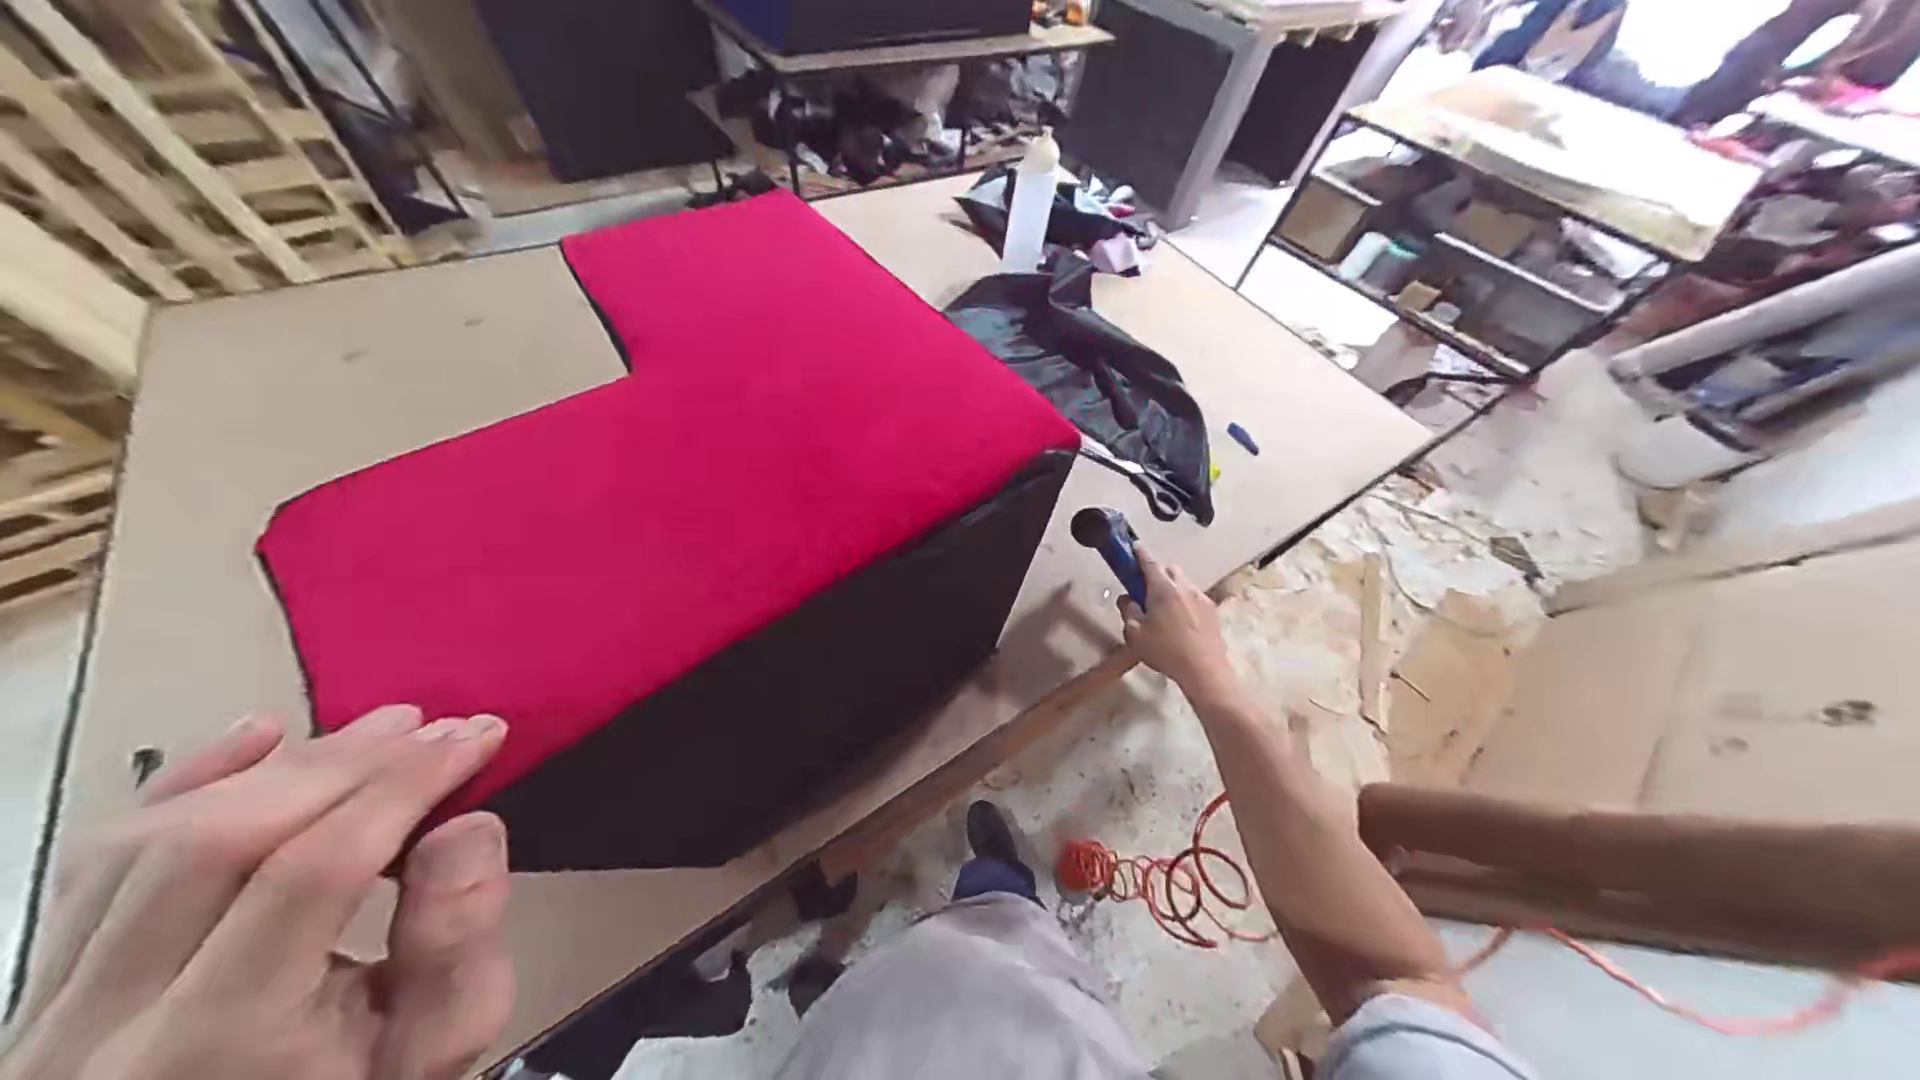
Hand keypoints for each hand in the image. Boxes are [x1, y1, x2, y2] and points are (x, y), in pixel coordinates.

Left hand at [0, 705, 513, 1079]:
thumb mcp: (437, 1044)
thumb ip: (460, 942)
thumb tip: (468, 823)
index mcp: (216, 1047)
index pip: (313, 872)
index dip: (407, 785)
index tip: (480, 736)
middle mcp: (98, 1026)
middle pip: (222, 842)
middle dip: (355, 763)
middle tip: (442, 727)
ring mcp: (46, 1008)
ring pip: (155, 838)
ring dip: (289, 764)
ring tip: (385, 729)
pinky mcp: (44, 984)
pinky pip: (100, 859)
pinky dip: (189, 780)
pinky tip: (263, 734)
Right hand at [1117, 547, 1235, 694]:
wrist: (1204, 670)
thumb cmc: (1165, 651)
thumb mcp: (1135, 634)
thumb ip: (1128, 611)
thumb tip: (1127, 598)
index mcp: (1162, 589)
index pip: (1149, 562)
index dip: (1139, 553)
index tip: (1133, 547)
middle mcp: (1184, 587)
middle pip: (1169, 569)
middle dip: (1157, 571)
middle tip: (1146, 586)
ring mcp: (1201, 598)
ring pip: (1184, 582)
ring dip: (1172, 585)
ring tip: (1164, 605)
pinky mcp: (1213, 611)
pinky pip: (1195, 596)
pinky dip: (1185, 599)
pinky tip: (1181, 618)